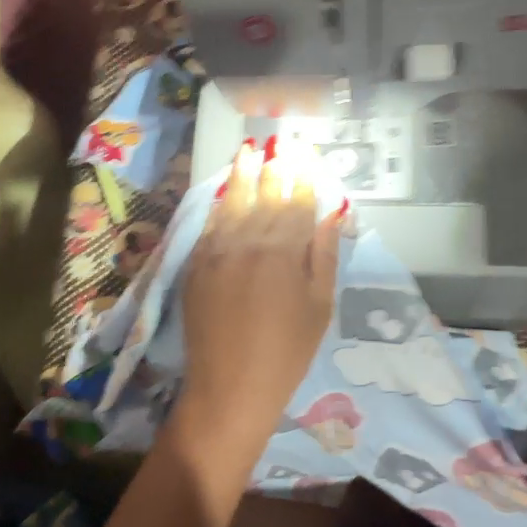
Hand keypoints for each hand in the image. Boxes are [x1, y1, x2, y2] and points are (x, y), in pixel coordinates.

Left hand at [176, 140, 341, 453]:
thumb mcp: (319, 308)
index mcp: (287, 252)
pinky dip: (219, 203)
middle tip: (279, 139)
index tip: (305, 150)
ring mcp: (218, 251)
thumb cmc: (287, 354)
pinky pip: (209, 224)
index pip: (298, 201)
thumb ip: (322, 256)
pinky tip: (225, 190)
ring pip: (233, 202)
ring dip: (243, 174)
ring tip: (248, 149)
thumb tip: (329, 215)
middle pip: (265, 194)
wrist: (230, 387)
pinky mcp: (196, 265)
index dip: (303, 173)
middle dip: (275, 165)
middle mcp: (250, 241)